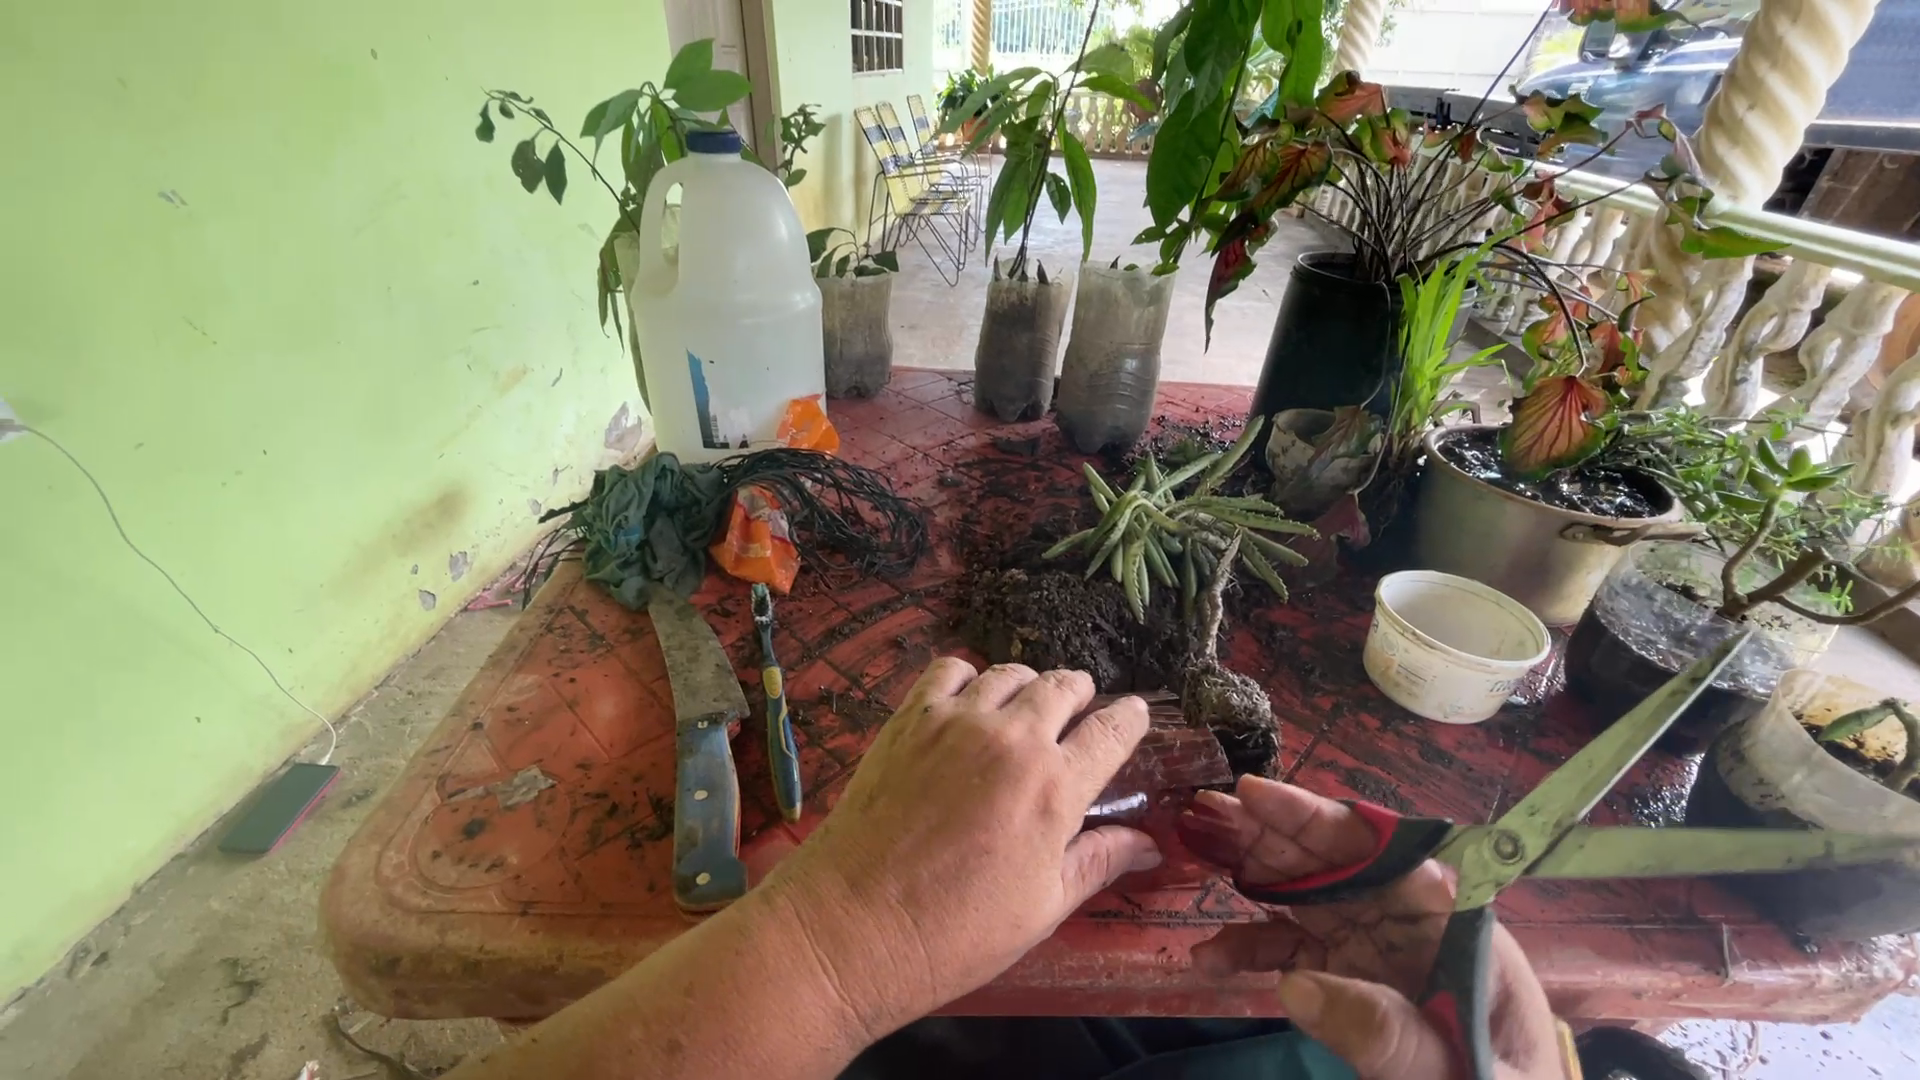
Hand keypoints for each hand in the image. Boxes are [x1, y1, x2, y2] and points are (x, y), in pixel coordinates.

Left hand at [763, 659, 1157, 1039]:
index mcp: (1056, 787)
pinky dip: (968, 676)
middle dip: (1080, 693)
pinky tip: (968, 701)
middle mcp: (1013, 738)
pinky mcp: (911, 716)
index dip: (1131, 718)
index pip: (1111, 731)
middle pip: (1062, 686)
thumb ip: (1099, 860)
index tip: (1136, 713)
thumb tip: (1151, 845)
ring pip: (1010, 673)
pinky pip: (950, 668)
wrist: (854, 924)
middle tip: (1078, 710)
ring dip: (1029, 684)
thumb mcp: (1043, 906)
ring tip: (1025, 706)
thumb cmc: (957, 931)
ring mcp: (958, 719)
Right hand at [1182, 777, 1562, 1079]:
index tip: (1254, 793)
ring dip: (1245, 871)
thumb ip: (1391, 1035)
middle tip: (1201, 810)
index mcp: (1445, 917)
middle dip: (1263, 831)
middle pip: (1326, 858)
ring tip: (1192, 851)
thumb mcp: (1465, 1079)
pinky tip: (1208, 958)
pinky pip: (1285, 948)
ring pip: (1298, 890)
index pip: (1376, 847)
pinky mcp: (1340, 975)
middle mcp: (1399, 915)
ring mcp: (1366, 943)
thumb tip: (1293, 987)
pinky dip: (1245, 948)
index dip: (1312, 816)